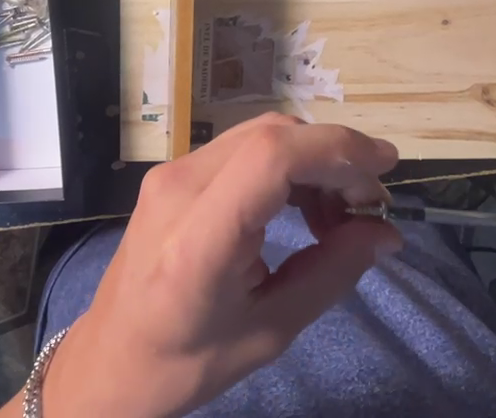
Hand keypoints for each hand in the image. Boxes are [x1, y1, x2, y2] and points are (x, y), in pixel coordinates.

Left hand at [36, 115, 401, 416]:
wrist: (110, 359)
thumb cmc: (186, 360)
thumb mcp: (269, 331)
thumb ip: (331, 273)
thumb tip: (385, 232)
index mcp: (199, 236)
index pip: (272, 157)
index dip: (336, 149)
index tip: (386, 168)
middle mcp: (180, 185)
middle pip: (271, 135)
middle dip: (333, 157)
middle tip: (369, 206)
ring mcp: (171, 172)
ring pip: (259, 135)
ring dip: (311, 160)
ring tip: (338, 215)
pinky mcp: (173, 172)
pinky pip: (240, 148)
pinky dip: (284, 165)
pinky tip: (301, 206)